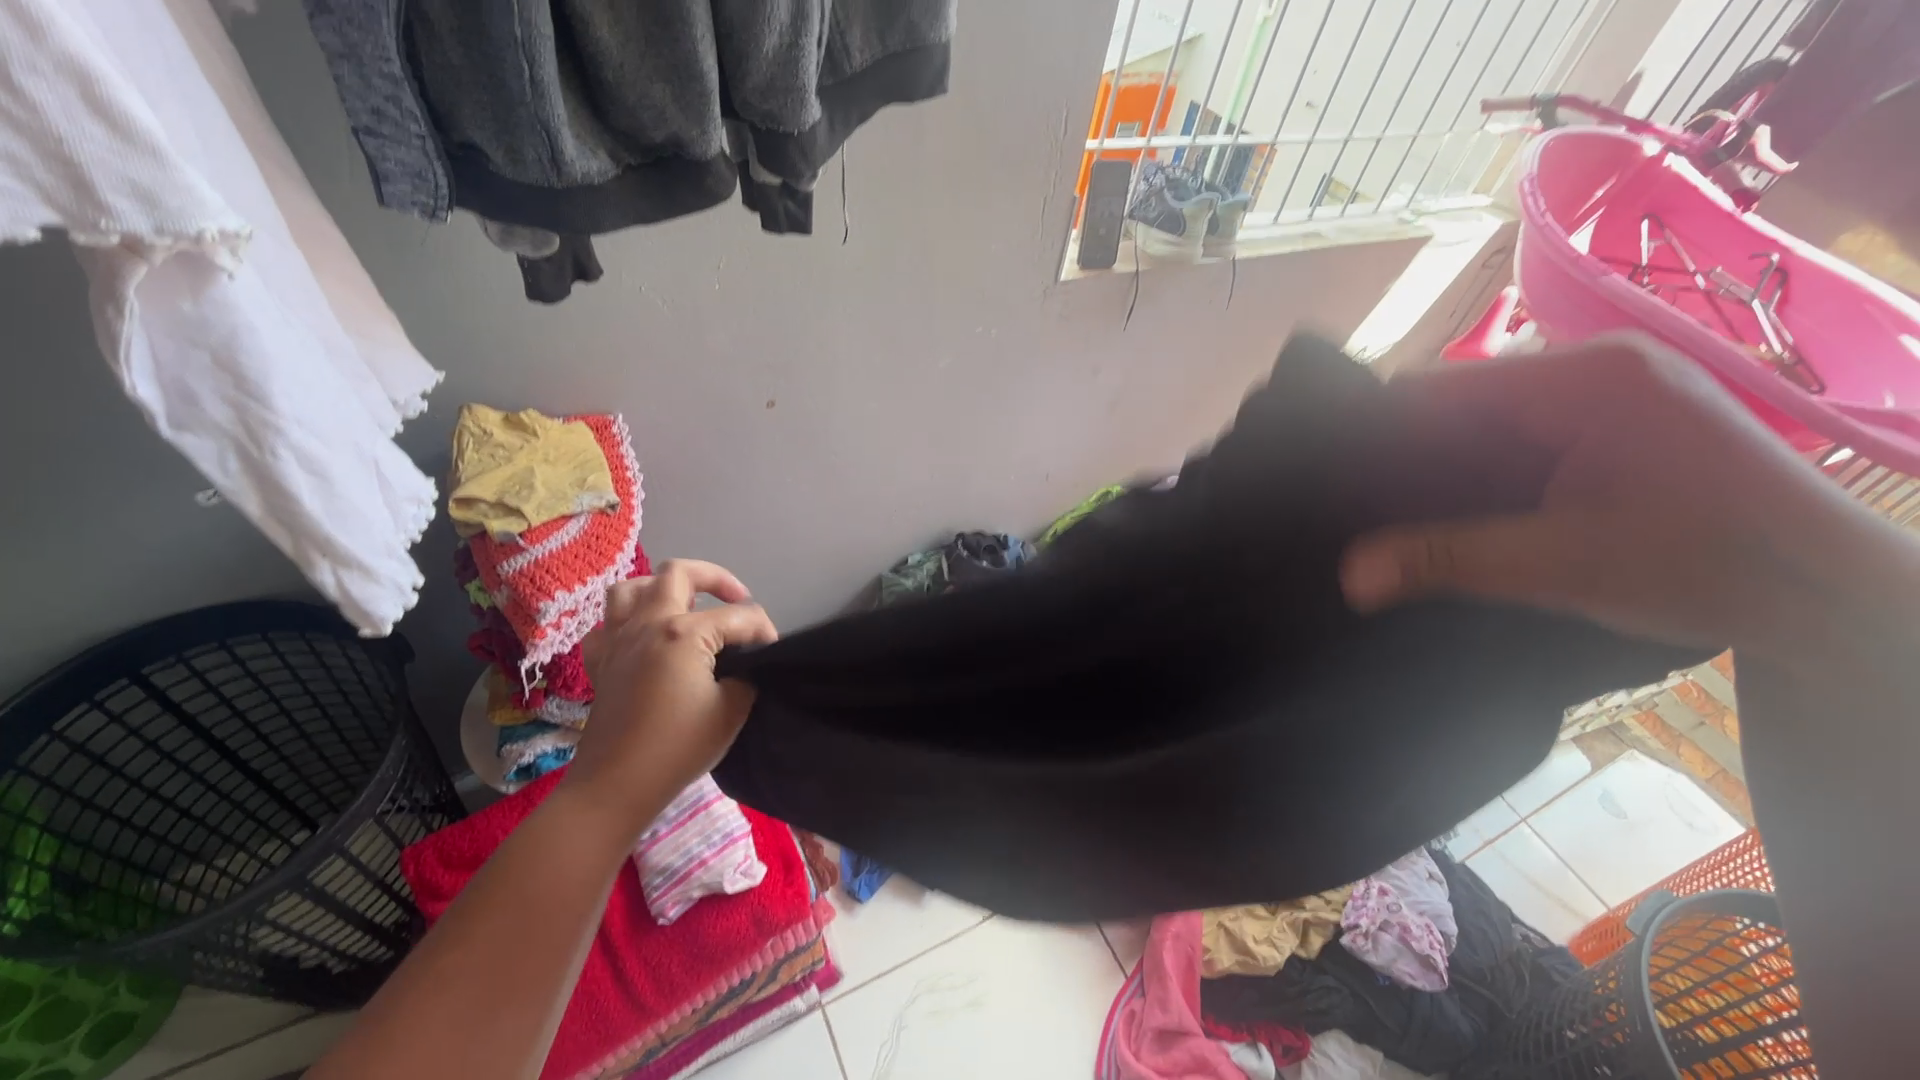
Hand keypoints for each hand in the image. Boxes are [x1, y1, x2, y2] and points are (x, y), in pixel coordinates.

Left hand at [568, 560, 777, 825]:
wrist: (617, 785)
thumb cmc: (678, 748)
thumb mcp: (731, 711)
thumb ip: (746, 677)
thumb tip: (744, 666)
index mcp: (684, 632)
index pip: (737, 616)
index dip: (762, 630)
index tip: (774, 651)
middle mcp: (648, 623)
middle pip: (678, 573)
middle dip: (715, 578)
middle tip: (736, 599)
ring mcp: (617, 641)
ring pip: (631, 588)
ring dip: (661, 588)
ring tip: (684, 605)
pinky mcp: (600, 663)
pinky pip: (606, 626)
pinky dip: (625, 623)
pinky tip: (642, 639)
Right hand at [1339, 333, 1917, 663]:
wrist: (1836, 596)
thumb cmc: (1706, 567)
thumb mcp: (1561, 567)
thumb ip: (1446, 559)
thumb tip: (1349, 576)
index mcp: (1582, 378)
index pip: (1436, 387)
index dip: (1377, 437)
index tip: (1339, 489)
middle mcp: (1596, 366)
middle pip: (1460, 403)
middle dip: (1413, 460)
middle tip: (1368, 516)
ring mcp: (1613, 391)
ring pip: (1489, 423)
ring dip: (1452, 471)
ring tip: (1408, 519)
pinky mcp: (1622, 421)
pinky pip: (1526, 437)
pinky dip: (1491, 475)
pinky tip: (1471, 514)